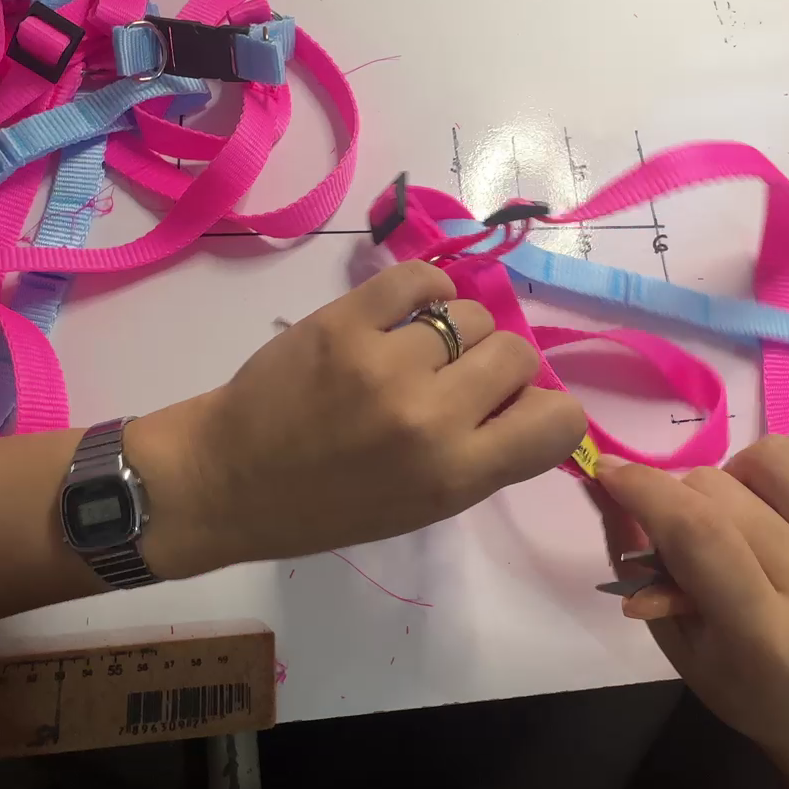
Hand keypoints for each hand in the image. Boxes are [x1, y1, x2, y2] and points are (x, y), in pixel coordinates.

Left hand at [127, 260, 588, 577]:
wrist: (229, 480)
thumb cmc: (328, 508)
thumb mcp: (423, 507)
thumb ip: (485, 457)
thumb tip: (529, 399)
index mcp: (455, 475)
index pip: (560, 421)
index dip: (549, 412)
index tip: (517, 411)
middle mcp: (431, 416)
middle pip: (517, 354)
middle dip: (500, 367)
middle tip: (460, 380)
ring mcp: (385, 361)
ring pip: (472, 315)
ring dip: (457, 334)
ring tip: (421, 350)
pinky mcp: (345, 320)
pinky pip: (421, 279)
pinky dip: (428, 291)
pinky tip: (412, 312)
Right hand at [596, 430, 788, 788]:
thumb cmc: (745, 688)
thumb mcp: (679, 645)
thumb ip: (640, 565)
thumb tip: (607, 482)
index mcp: (765, 633)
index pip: (697, 531)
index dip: (644, 488)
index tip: (610, 471)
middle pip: (724, 489)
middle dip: (681, 496)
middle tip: (682, 528)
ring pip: (777, 458)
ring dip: (737, 471)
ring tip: (737, 507)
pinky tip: (783, 477)